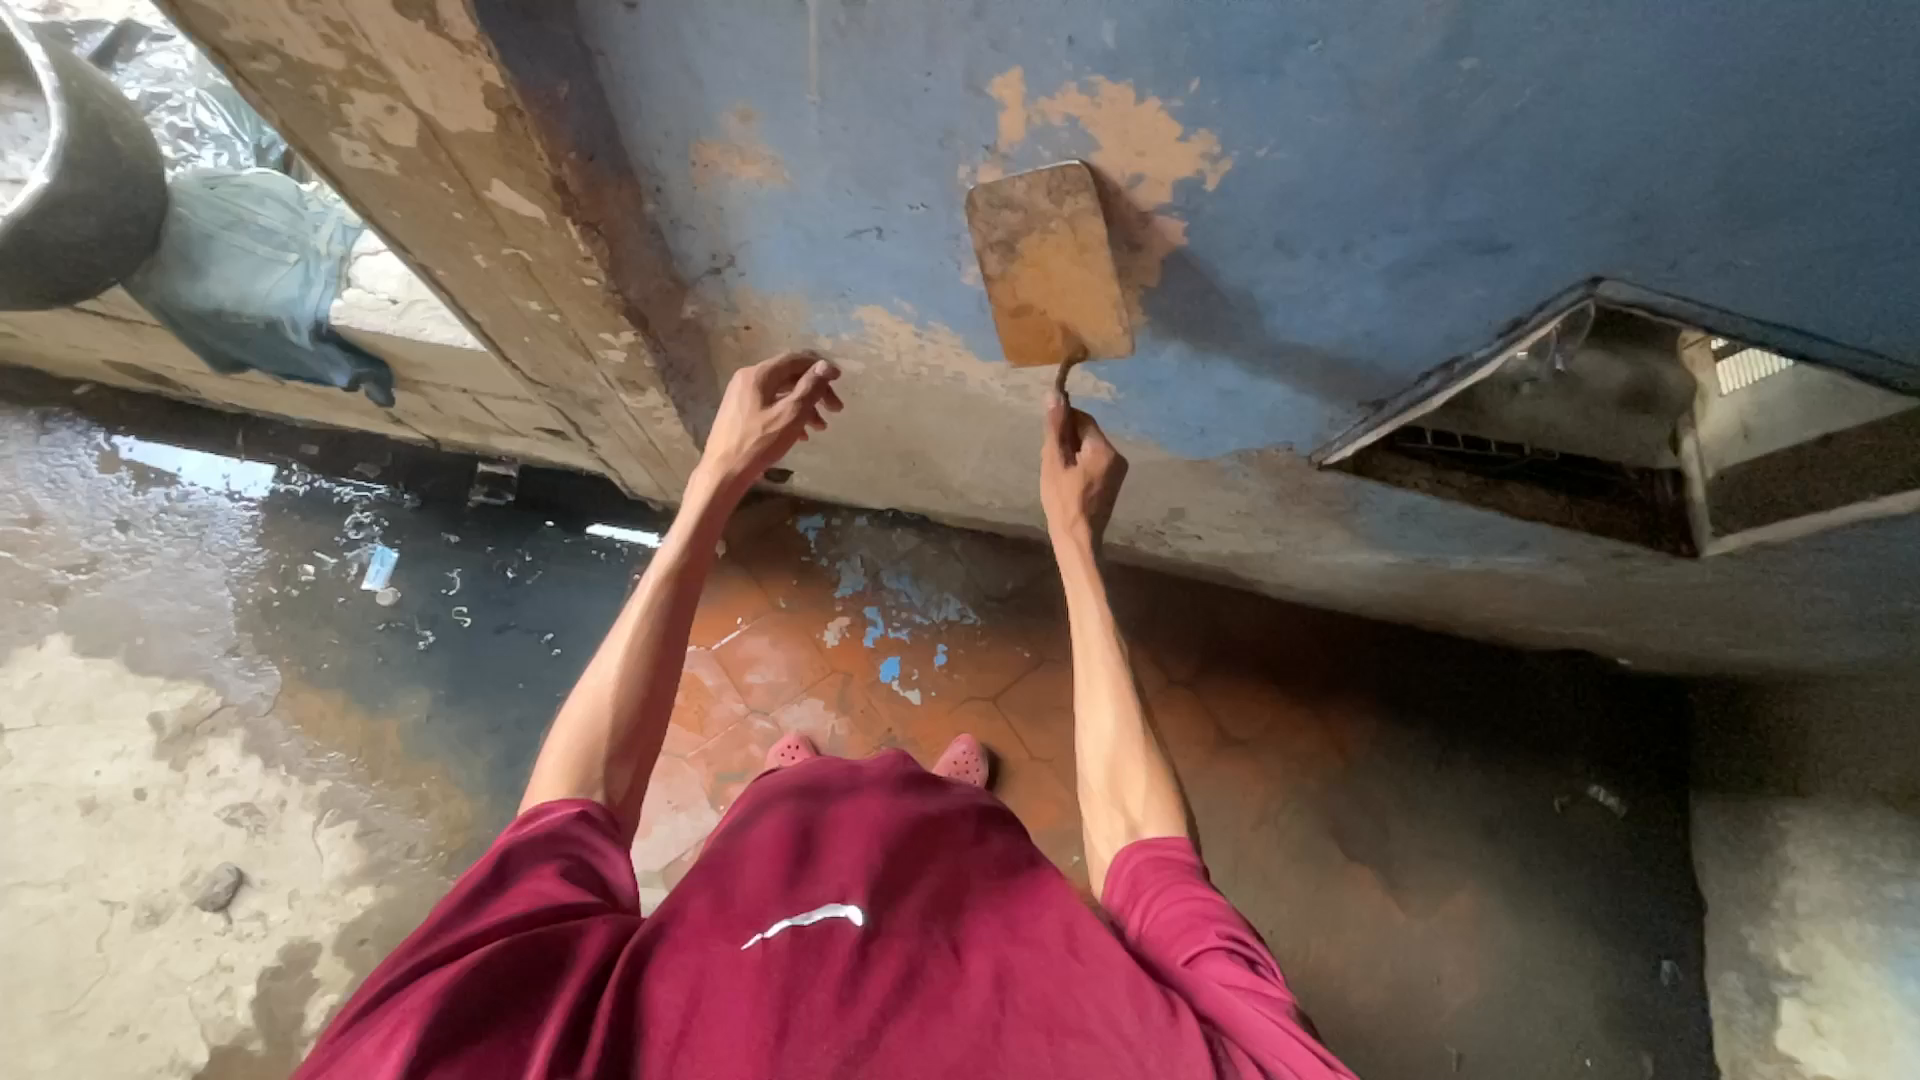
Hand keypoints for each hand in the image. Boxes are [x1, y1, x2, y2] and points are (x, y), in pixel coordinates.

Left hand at [697, 351, 842, 495]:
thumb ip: (810, 388)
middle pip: (790, 377)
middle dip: (815, 391)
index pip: (795, 360)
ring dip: (805, 407)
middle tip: (836, 410)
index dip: (820, 367)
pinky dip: (789, 415)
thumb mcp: (791, 414)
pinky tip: (801, 435)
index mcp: (759, 374)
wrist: (724, 471)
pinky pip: (771, 406)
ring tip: (821, 428)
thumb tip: (825, 366)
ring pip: (782, 394)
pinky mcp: (741, 413)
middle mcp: (749, 379)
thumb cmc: (759, 442)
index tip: (839, 381)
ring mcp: (742, 396)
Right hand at [1041, 391, 1126, 550]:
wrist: (1078, 539)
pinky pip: (1094, 462)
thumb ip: (1055, 428)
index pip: (1082, 419)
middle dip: (1066, 440)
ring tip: (1056, 471)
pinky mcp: (1113, 482)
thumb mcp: (1054, 462)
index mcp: (1104, 449)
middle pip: (1087, 433)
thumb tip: (1054, 394)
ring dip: (1071, 453)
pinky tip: (1066, 479)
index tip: (1047, 436)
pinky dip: (1079, 464)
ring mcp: (1118, 470)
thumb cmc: (1062, 501)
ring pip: (1089, 448)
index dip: (1062, 421)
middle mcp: (1117, 455)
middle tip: (1049, 459)